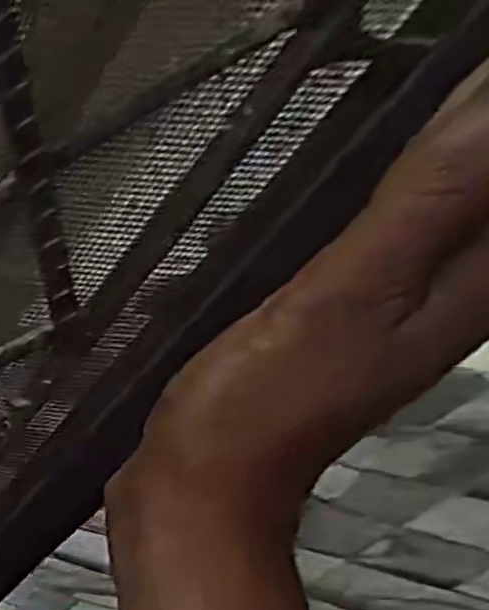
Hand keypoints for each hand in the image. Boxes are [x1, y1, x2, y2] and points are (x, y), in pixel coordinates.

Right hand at [114, 58, 488, 525]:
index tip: (455, 81)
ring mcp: (393, 311)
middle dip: (461, 137)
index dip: (480, 117)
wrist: (193, 486)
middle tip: (431, 98)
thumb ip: (416, 205)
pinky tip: (341, 201)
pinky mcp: (336, 326)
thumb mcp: (330, 303)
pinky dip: (374, 209)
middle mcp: (457, 287)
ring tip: (405, 123)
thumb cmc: (253, 408)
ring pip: (441, 210)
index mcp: (479, 275)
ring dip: (429, 165)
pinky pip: (381, 244)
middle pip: (480, 189)